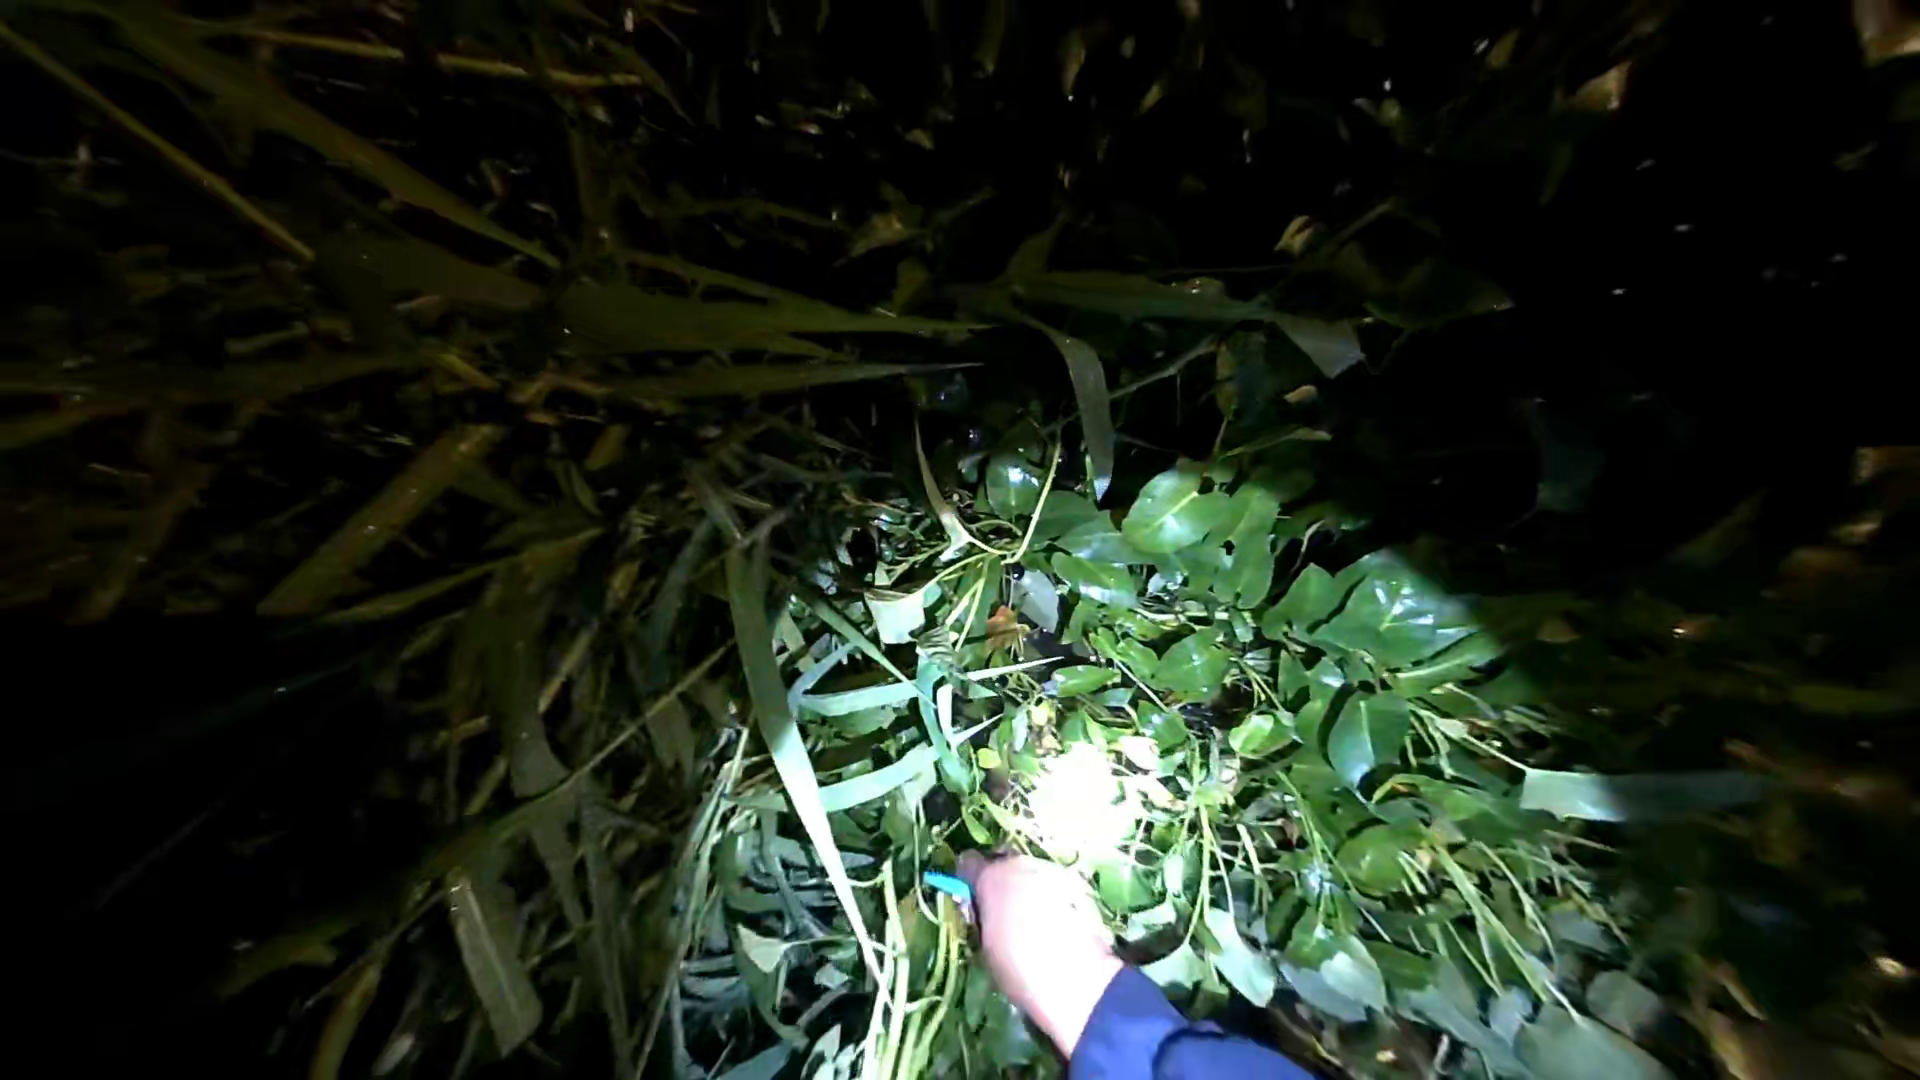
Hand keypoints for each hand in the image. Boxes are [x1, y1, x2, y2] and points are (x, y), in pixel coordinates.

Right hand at [957, 851, 1124, 1056]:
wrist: (1076, 978)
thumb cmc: (1020, 969)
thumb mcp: (985, 947)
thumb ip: (982, 918)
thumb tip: (985, 912)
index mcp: (990, 877)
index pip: (968, 862)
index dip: (970, 881)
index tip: (973, 899)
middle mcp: (1018, 863)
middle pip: (1002, 863)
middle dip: (1001, 883)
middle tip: (1004, 912)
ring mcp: (1048, 868)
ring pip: (1029, 872)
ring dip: (1027, 888)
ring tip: (1033, 920)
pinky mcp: (1074, 881)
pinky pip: (1052, 883)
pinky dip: (1050, 896)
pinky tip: (1056, 921)